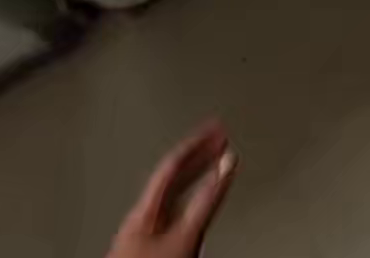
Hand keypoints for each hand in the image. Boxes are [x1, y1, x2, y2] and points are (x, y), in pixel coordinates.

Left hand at [106, 122, 236, 257]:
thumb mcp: (184, 231)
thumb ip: (208, 196)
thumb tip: (228, 160)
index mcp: (143, 207)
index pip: (172, 162)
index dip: (196, 140)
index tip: (216, 124)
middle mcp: (141, 216)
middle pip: (173, 177)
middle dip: (200, 154)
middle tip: (220, 136)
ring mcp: (143, 233)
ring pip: (174, 195)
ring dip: (197, 176)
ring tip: (216, 162)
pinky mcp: (151, 247)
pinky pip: (176, 212)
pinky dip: (193, 198)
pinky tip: (202, 202)